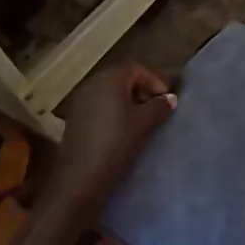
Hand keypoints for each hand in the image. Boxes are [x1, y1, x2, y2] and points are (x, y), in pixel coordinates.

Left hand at [43, 63, 176, 211]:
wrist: (82, 176)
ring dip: (128, 101)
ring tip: (142, 119)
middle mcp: (91, 84)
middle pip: (121, 78)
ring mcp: (80, 101)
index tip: (165, 98)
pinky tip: (122, 129)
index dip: (153, 80)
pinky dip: (113, 111)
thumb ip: (159, 106)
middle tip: (155, 107)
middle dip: (141, 89)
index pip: (135, 68)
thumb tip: (170, 98)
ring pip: (109, 93)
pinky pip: (99, 105)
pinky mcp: (75, 118)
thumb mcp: (144, 122)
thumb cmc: (117, 142)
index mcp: (109, 80)